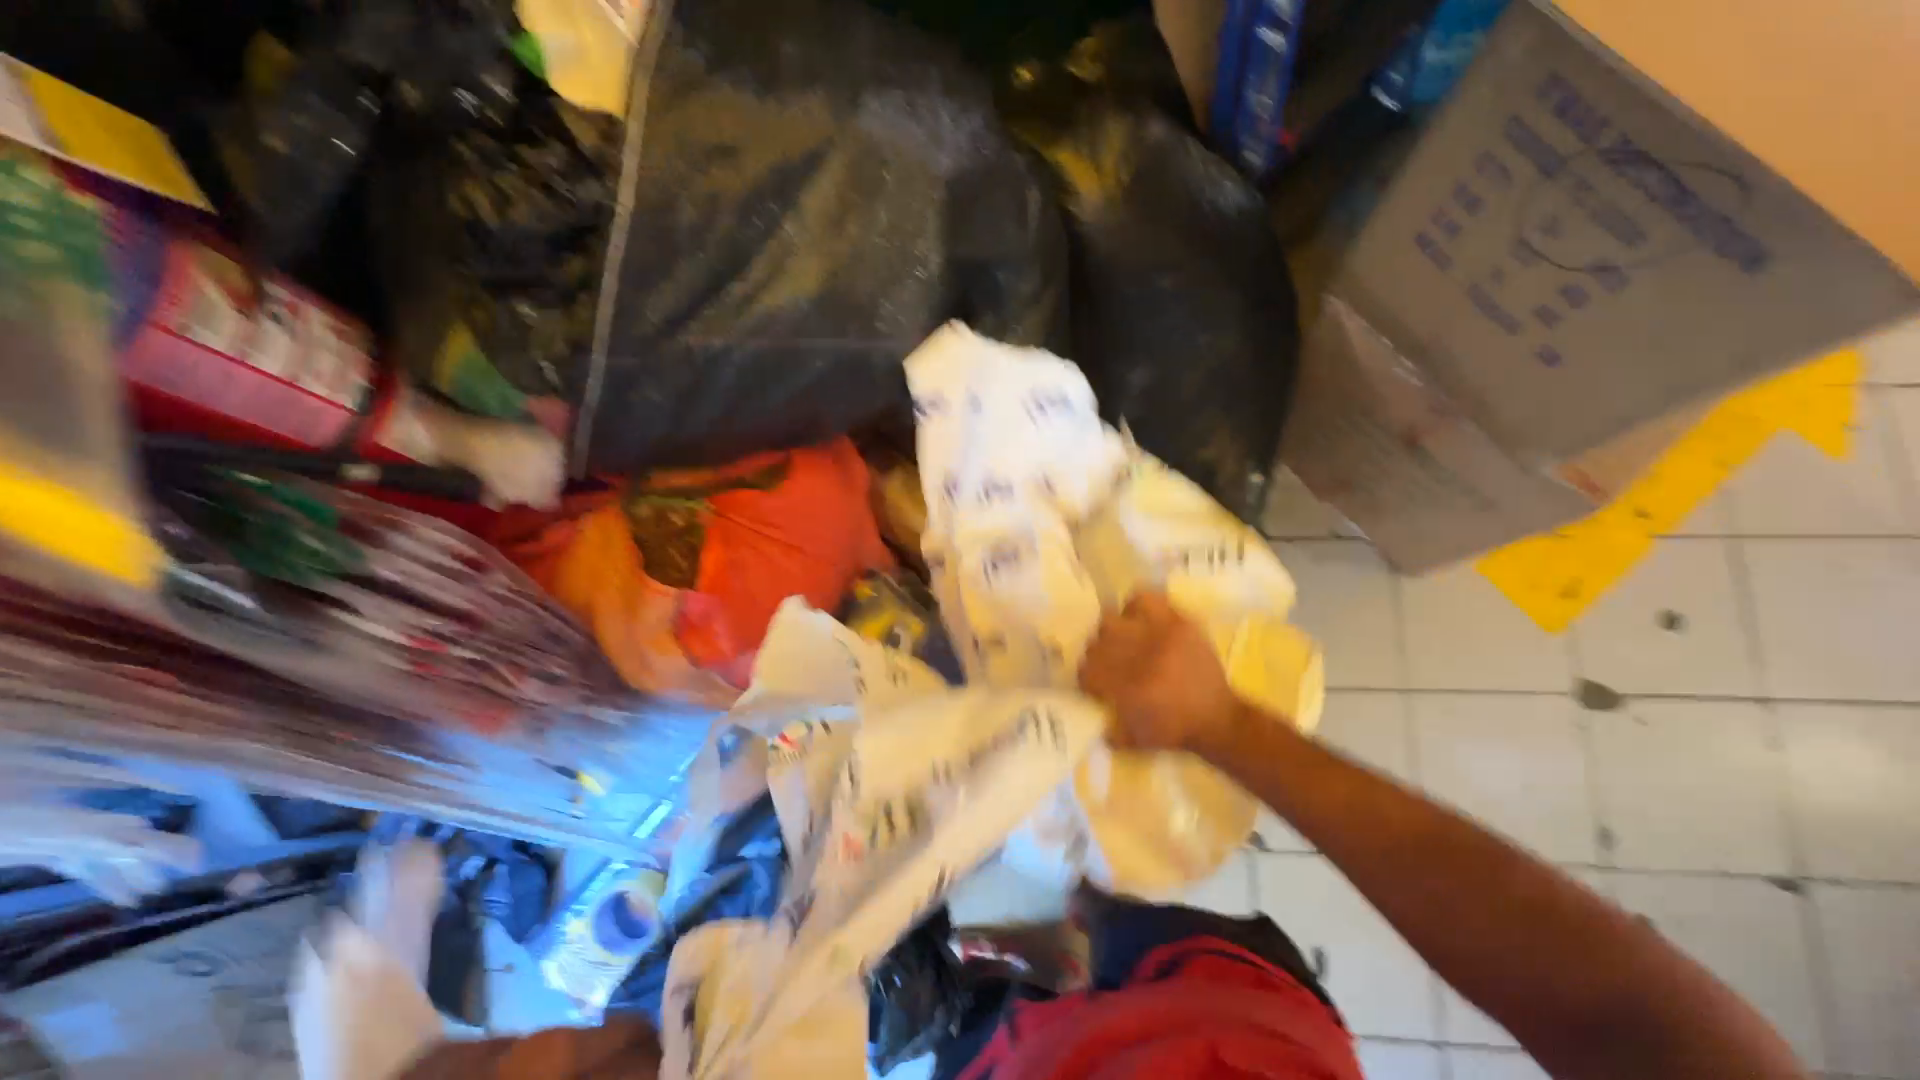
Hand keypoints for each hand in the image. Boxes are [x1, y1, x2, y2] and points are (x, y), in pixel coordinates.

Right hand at [1078, 591, 1243, 755]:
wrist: (1219, 719)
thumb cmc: (1175, 732)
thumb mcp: (1134, 741)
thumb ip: (1106, 730)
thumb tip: (1089, 715)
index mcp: (1127, 688)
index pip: (1086, 670)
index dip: (1086, 678)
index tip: (1094, 685)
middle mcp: (1140, 657)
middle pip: (1096, 642)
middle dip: (1096, 655)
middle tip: (1107, 663)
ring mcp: (1160, 635)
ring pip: (1111, 618)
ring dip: (1111, 631)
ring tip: (1121, 640)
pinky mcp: (1179, 621)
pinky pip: (1145, 598)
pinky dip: (1135, 606)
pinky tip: (1139, 620)